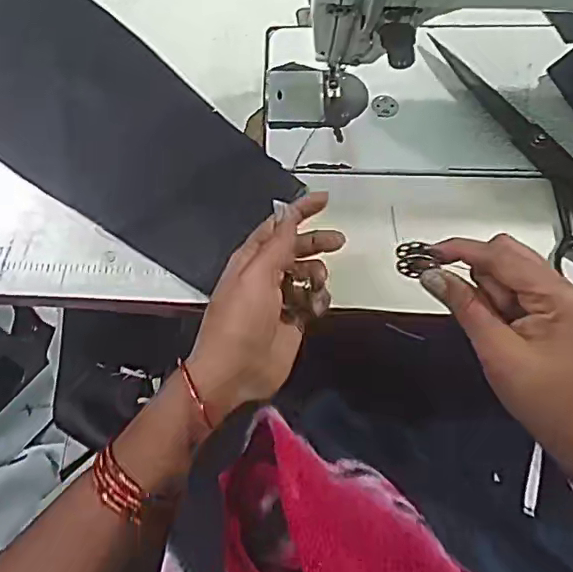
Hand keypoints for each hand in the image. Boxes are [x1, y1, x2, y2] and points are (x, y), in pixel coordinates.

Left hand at [184, 193, 343, 421]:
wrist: (235, 372)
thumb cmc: (236, 323)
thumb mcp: (257, 275)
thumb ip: (277, 244)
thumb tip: (287, 214)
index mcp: (250, 259)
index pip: (278, 226)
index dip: (299, 211)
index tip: (321, 200)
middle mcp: (264, 275)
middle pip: (295, 248)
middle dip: (316, 242)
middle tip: (337, 241)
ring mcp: (277, 298)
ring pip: (307, 275)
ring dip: (317, 276)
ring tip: (316, 285)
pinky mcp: (291, 320)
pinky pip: (312, 301)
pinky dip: (318, 300)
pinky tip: (314, 307)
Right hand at [419, 235, 572, 476]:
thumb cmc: (552, 404)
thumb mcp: (498, 353)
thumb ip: (465, 307)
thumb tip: (435, 276)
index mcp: (557, 297)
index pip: (499, 255)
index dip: (460, 250)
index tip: (429, 253)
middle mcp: (562, 293)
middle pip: (506, 255)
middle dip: (474, 269)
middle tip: (447, 288)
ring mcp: (557, 304)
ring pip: (507, 274)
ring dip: (485, 290)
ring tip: (486, 328)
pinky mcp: (550, 316)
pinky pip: (513, 293)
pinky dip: (494, 302)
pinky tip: (492, 327)